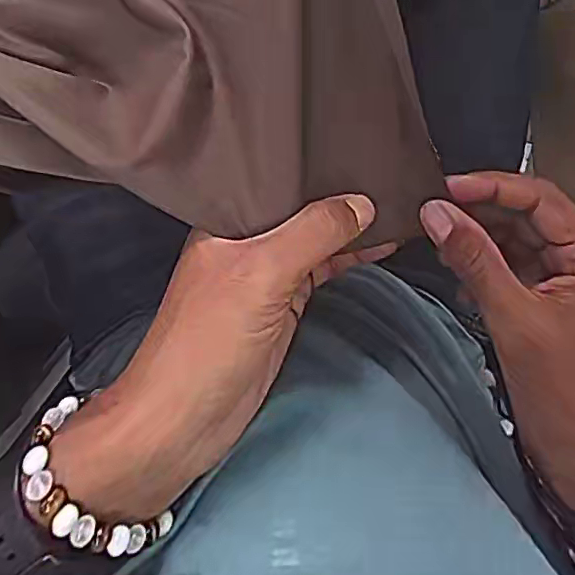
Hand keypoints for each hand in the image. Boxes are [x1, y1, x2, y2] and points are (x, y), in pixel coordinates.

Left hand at [48, 195, 393, 519]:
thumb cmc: (205, 342)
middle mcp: (245, 243)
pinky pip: (320, 273)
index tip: (356, 151)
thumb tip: (361, 204)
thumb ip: (312, 233)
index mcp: (228, 222)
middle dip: (338, 197)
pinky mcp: (280, 307)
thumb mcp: (263, 272)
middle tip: (384, 176)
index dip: (315, 167)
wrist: (182, 423)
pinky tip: (374, 249)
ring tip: (392, 209)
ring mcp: (264, 276)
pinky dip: (347, 261)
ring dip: (348, 230)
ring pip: (314, 242)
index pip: (278, 181)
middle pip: (300, 211)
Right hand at [421, 172, 574, 522]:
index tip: (447, 188)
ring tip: (443, 241)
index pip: (541, 198)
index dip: (492, 187)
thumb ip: (475, 259)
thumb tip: (437, 212)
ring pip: (522, 241)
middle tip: (437, 213)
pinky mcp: (558, 303)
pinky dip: (490, 265)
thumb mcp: (514, 320)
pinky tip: (462, 272)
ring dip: (483, 239)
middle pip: (531, 217)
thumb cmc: (568, 399)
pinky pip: (520, 267)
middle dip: (482, 213)